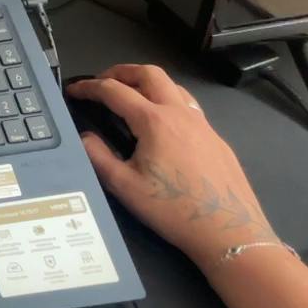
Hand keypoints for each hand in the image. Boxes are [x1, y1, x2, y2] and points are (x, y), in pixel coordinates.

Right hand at [68, 64, 278, 267]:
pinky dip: (167, 103)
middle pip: (149, 73)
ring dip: (147, 84)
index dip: (88, 86)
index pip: (114, 90)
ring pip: (173, 87)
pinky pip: (189, 108)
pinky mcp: (218, 142)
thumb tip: (85, 137)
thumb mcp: (123, 186)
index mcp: (155, 122)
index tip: (74, 91)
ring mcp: (204, 127)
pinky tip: (161, 127)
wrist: (233, 236)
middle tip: (103, 82)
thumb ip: (96, 155)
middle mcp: (181, 115)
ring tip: (131, 98)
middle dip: (120, 71)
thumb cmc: (174, 210)